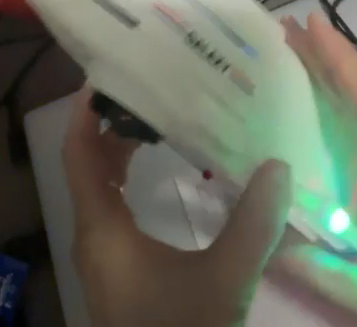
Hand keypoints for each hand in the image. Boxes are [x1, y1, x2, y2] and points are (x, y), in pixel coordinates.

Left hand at [63, 86, 292, 326]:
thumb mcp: (225, 280)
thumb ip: (254, 223)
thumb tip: (279, 166)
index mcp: (101, 228)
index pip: (77, 154)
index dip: (86, 113)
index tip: (107, 76)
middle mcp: (92, 237)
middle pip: (87, 168)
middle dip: (110, 128)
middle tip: (146, 92)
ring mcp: (102, 260)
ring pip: (99, 192)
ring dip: (119, 157)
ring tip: (156, 125)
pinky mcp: (117, 277)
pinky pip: (111, 213)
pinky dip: (127, 186)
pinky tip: (159, 181)